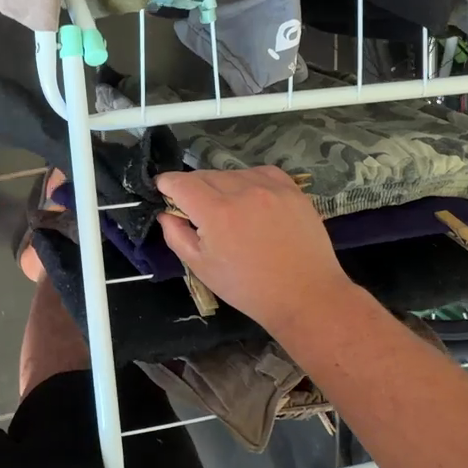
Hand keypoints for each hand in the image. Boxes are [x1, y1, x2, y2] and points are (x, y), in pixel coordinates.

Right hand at [155, 167, 354, 334]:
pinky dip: (248, 180)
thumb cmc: (248, 288)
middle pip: (204, 175)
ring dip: (221, 185)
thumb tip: (166, 213)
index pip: (180, 183)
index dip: (166, 184)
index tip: (162, 190)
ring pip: (231, 173)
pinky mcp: (292, 190)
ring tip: (227, 209)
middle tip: (195, 210)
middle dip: (192, 188)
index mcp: (216, 212)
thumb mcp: (201, 268)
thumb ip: (176, 235)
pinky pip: (260, 172)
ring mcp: (270, 187)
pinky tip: (251, 199)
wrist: (305, 295)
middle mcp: (242, 191)